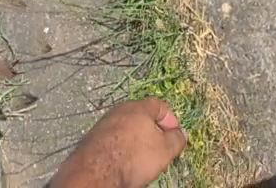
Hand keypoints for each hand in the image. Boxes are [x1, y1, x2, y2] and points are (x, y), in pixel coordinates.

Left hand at [52, 99, 187, 187]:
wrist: (97, 170)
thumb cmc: (134, 157)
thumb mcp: (164, 151)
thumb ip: (176, 140)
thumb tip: (182, 133)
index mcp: (139, 107)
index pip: (159, 105)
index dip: (170, 119)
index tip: (175, 135)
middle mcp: (121, 109)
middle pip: (141, 115)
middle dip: (152, 130)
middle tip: (159, 148)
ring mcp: (105, 122)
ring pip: (126, 126)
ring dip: (136, 139)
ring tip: (141, 157)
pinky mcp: (94, 137)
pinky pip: (114, 138)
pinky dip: (121, 146)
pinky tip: (124, 160)